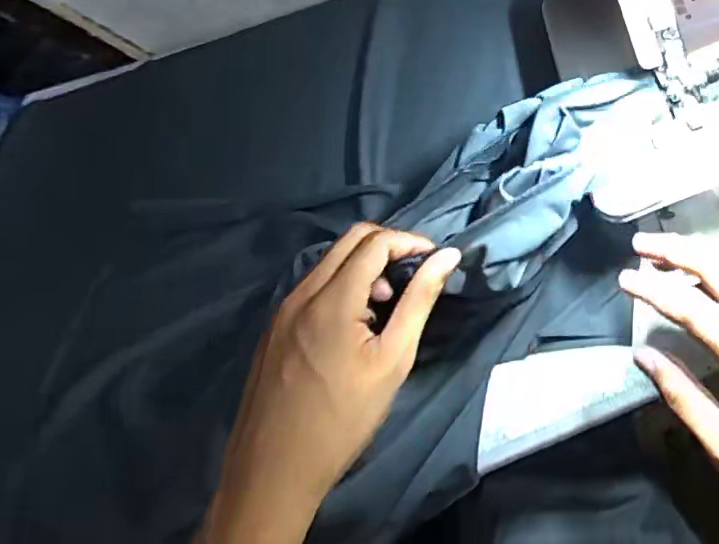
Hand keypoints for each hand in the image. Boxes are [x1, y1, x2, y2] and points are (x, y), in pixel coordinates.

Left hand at [197, 224, 460, 543]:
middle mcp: (300, 296)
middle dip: (389, 246)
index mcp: (330, 301)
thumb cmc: (342, 419)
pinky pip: (314, 285)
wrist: (270, 478)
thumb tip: (448, 256)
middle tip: (413, 276)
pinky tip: (355, 324)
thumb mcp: (394, 359)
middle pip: (351, 239)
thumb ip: (420, 299)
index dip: (411, 242)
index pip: (376, 241)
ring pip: (331, 260)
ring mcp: (281, 313)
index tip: (434, 263)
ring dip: (365, 265)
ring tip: (386, 304)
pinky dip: (343, 284)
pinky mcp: (273, 330)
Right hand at [617, 233, 718, 517]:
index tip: (625, 277)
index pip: (695, 311)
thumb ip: (685, 400)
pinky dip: (718, 269)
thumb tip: (646, 356)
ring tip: (661, 255)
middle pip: (718, 269)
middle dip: (676, 251)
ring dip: (696, 256)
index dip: (655, 290)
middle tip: (640, 244)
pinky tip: (699, 275)